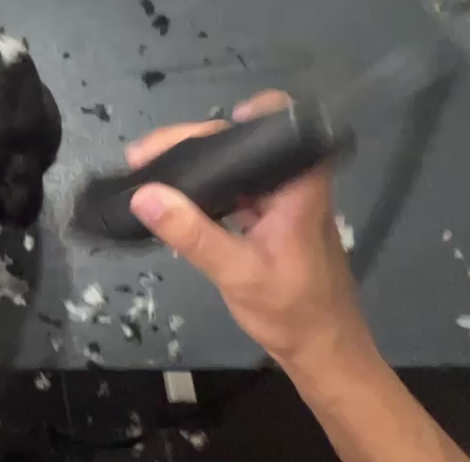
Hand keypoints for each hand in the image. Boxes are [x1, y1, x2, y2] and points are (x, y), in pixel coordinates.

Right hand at [124, 92, 371, 372]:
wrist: (324, 358)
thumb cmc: (294, 314)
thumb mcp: (239, 274)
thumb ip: (193, 234)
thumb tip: (145, 194)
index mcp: (299, 189)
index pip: (290, 131)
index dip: (263, 111)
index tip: (224, 116)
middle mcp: (291, 186)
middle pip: (244, 142)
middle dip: (193, 139)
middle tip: (146, 152)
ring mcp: (278, 202)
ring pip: (234, 163)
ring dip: (193, 159)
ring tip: (148, 164)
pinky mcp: (266, 218)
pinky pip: (231, 186)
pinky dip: (201, 183)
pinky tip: (173, 193)